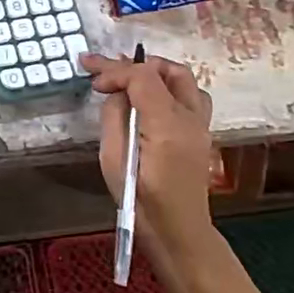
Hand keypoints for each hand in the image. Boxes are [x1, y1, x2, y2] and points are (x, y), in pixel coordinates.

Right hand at [82, 52, 216, 249]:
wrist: (177, 229)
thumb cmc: (138, 198)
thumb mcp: (112, 157)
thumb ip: (114, 118)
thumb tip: (117, 94)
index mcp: (167, 124)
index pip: (143, 77)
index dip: (114, 71)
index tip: (92, 82)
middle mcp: (191, 119)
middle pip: (170, 71)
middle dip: (136, 63)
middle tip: (105, 69)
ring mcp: (201, 125)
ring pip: (184, 81)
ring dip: (155, 73)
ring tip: (126, 79)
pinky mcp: (200, 133)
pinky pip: (189, 96)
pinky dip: (166, 86)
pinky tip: (146, 98)